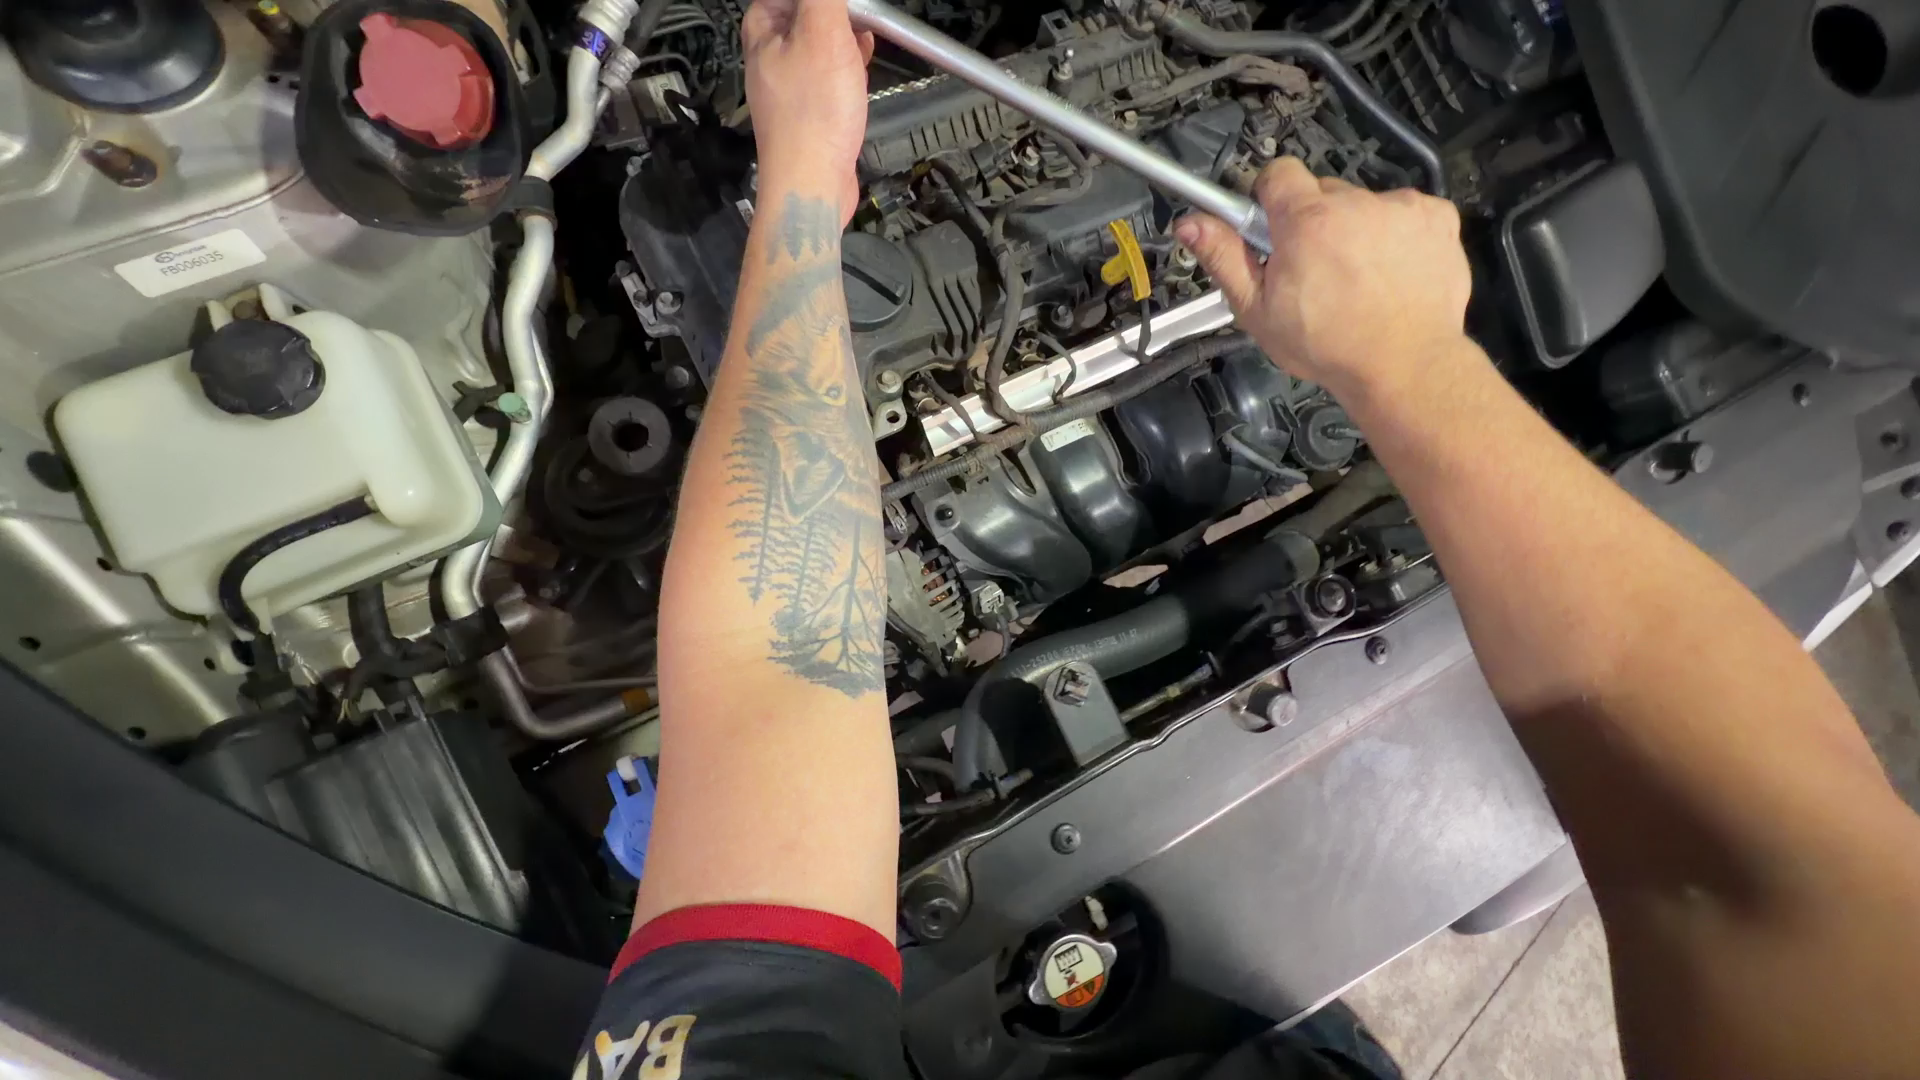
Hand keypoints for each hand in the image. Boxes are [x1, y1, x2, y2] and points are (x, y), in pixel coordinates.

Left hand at [742, 0, 873, 220]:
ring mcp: (791, 84)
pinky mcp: (810, 110)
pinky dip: (847, 71)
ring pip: (824, 44)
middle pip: (811, 12)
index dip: (829, 1)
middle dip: (842, 17)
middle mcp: (772, 54)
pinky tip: (858, 77)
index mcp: (763, 27)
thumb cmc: (812, 120)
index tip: (852, 10)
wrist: (812, 186)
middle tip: (860, 26)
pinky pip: (831, 76)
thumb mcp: (823, 35)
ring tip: (862, 52)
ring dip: (848, 43)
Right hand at [1175, 158, 1470, 397]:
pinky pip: (1400, 213)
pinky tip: (1384, 275)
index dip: (1266, 199)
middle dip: (1308, 224)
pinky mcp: (1436, 216)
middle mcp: (1355, 203)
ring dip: (1350, 232)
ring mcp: (1400, 207)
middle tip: (1307, 270)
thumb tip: (1191, 225)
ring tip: (1351, 280)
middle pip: (1319, 194)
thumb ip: (1224, 258)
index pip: (1277, 174)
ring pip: (1360, 206)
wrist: (1403, 364)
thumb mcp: (1257, 310)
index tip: (1266, 228)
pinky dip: (1390, 237)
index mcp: (1306, 222)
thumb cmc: (1326, 346)